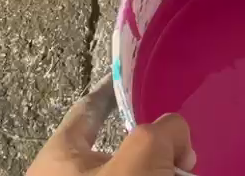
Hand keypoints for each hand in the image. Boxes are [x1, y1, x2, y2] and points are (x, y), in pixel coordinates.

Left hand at [26, 79, 195, 175]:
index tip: (129, 77)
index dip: (110, 91)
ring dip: (156, 172)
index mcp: (58, 157)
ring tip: (186, 170)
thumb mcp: (143, 155)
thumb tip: (178, 144)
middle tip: (180, 146)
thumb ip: (166, 131)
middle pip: (112, 151)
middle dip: (150, 146)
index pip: (86, 110)